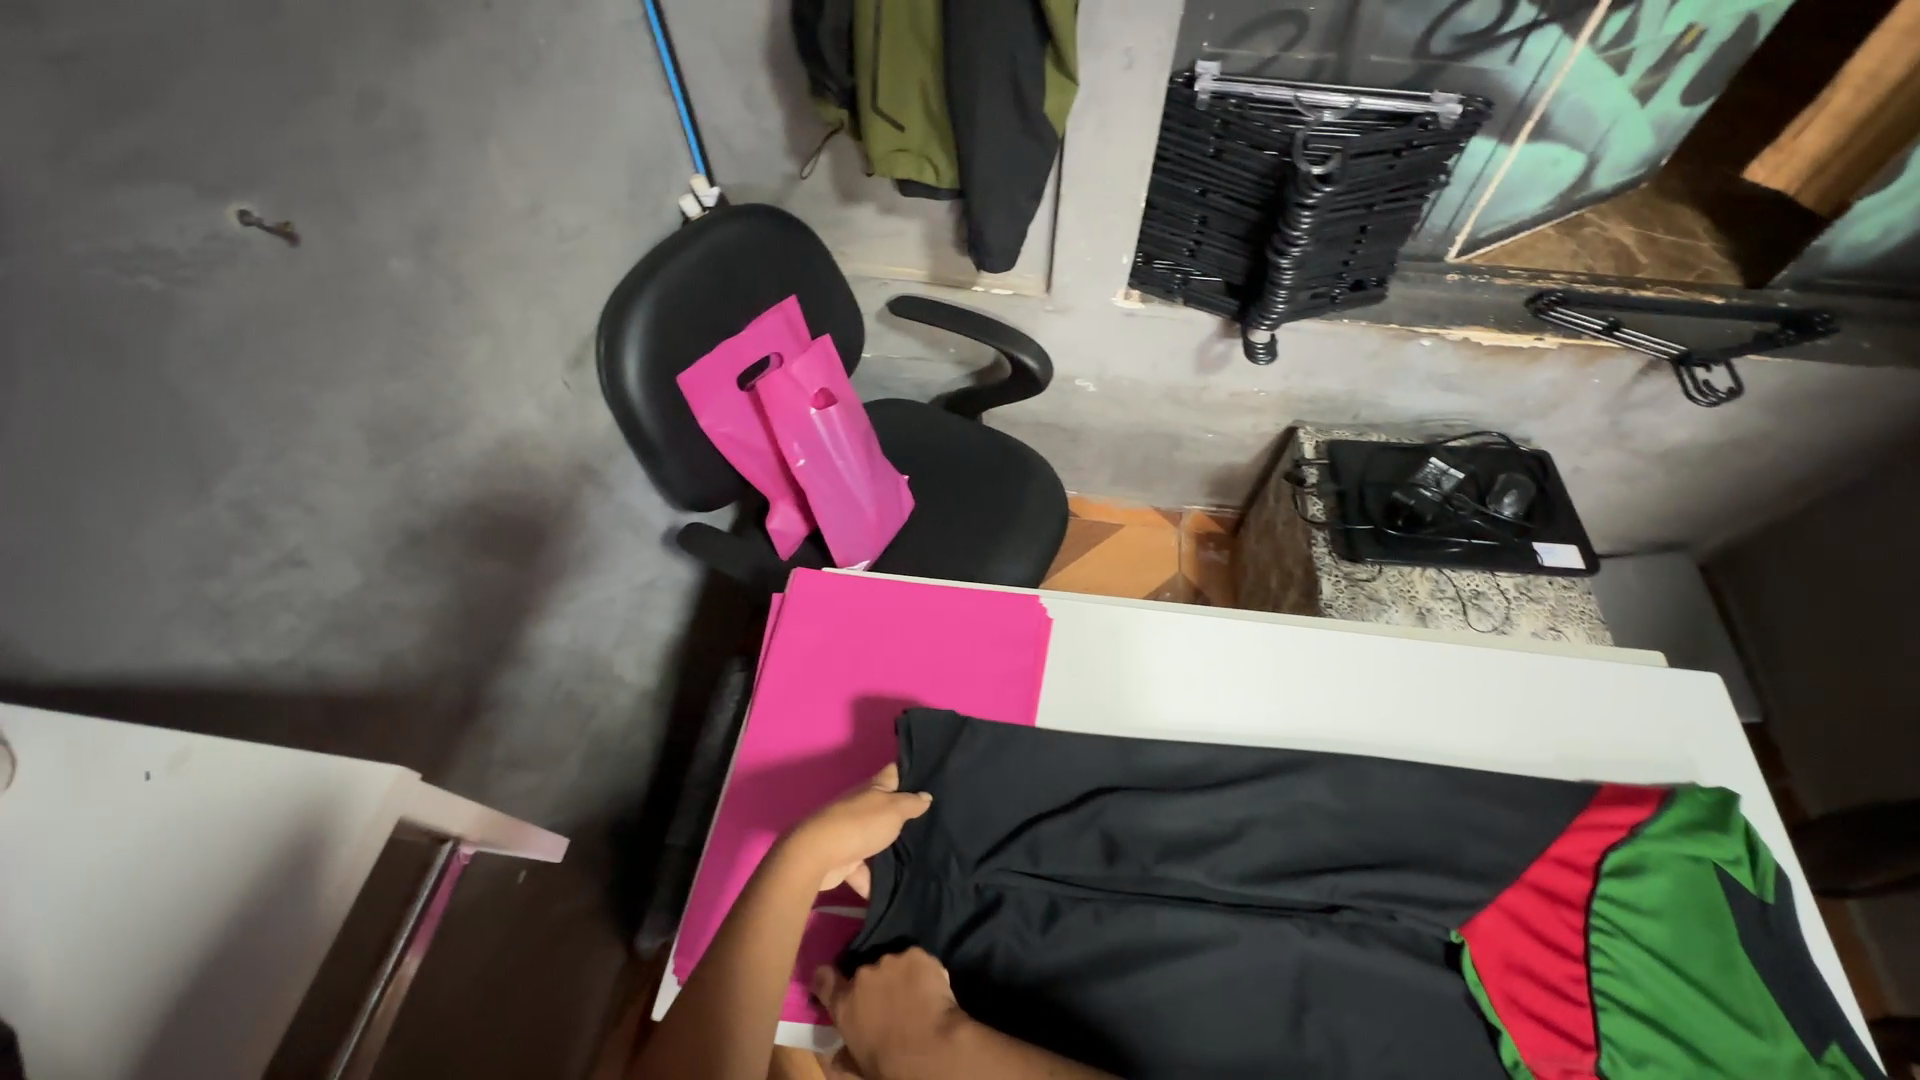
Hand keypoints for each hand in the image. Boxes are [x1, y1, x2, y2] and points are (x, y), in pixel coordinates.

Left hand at [780, 763, 931, 895]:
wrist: (818, 855)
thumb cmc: (860, 824)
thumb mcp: (894, 810)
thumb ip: (912, 803)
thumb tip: (926, 796)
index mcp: (873, 788)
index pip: (893, 772)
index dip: (909, 771)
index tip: (929, 776)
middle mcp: (861, 806)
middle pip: (885, 808)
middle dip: (904, 816)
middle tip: (932, 824)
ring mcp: (851, 832)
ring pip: (875, 839)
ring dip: (888, 850)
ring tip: (917, 860)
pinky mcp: (843, 859)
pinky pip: (862, 870)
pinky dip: (871, 881)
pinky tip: (890, 889)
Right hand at [812, 948, 970, 1079]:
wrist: (928, 1048)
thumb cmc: (889, 1064)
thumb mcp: (860, 1067)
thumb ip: (846, 1056)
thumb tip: (837, 1056)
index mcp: (845, 1004)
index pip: (825, 981)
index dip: (827, 979)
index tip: (831, 979)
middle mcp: (863, 976)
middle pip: (866, 975)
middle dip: (876, 986)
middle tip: (891, 1004)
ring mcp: (890, 962)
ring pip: (894, 966)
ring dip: (900, 978)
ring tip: (915, 997)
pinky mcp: (916, 955)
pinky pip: (917, 961)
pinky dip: (923, 972)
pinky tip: (932, 989)